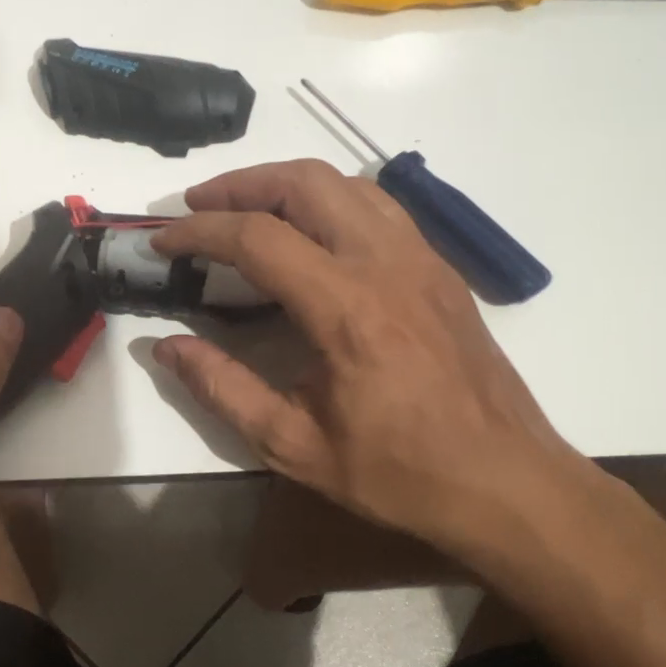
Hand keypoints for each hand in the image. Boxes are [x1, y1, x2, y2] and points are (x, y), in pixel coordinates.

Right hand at [151, 161, 586, 554]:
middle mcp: (387, 265)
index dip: (199, 232)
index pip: (259, 238)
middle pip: (306, 184)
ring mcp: (421, 261)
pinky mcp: (439, 270)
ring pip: (347, 184)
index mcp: (347, 309)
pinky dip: (326, 198)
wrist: (504, 483)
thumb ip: (221, 387)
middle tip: (195, 206)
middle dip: (240, 185)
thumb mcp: (290, 442)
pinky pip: (376, 206)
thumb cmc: (395, 470)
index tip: (161, 241)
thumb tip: (165, 347)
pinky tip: (303, 230)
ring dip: (284, 183)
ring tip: (240, 208)